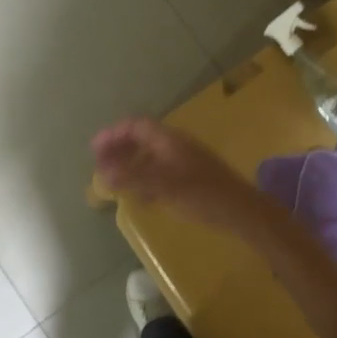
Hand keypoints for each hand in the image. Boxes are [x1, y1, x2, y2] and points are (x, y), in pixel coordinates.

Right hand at [91, 118, 264, 228]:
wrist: (242, 211)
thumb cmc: (202, 195)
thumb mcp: (163, 185)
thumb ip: (132, 177)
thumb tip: (101, 171)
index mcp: (169, 140)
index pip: (136, 125)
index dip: (113, 133)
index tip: (94, 148)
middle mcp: (176, 146)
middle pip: (142, 139)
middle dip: (119, 150)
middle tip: (100, 166)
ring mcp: (185, 162)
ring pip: (151, 157)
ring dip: (131, 166)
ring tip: (115, 183)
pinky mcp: (192, 179)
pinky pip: (161, 173)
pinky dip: (146, 180)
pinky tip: (142, 198)